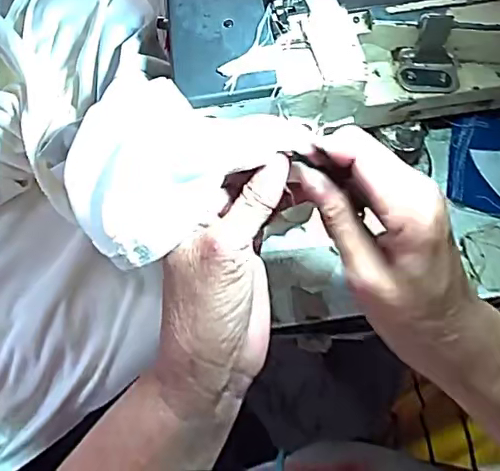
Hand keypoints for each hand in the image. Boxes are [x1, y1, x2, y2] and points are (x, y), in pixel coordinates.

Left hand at [150, 154, 290, 417]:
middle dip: (269, 152)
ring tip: (310, 158)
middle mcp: (207, 208)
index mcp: (189, 205)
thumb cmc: (204, 315)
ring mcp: (230, 225)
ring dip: (282, 172)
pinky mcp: (249, 242)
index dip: (251, 142)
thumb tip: (274, 162)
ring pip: (257, 185)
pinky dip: (287, 195)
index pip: (219, 158)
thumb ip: (251, 205)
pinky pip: (268, 208)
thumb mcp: (227, 251)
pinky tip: (305, 186)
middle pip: (239, 168)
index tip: (283, 131)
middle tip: (303, 139)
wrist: (215, 369)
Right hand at [291, 126, 499, 387]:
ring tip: (313, 195)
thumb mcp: (364, 273)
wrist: (454, 336)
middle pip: (359, 144)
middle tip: (298, 181)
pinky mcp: (412, 193)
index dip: (320, 149)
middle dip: (324, 157)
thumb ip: (335, 217)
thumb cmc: (415, 319)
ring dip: (333, 167)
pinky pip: (371, 169)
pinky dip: (348, 178)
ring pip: (362, 153)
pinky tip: (335, 202)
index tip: (294, 163)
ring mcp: (418, 187)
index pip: (357, 148)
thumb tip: (306, 175)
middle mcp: (418, 187)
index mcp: (410, 206)